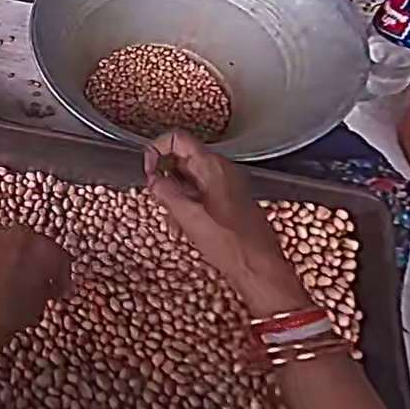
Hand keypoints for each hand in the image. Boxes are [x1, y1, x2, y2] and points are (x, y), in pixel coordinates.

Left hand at [0, 225, 71, 347]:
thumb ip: (48, 288)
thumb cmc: (4, 315)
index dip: (62, 275)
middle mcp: (19, 235)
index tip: (60, 289)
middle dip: (39, 261)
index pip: (60, 258)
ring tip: (15, 279)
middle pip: (36, 245)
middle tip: (39, 282)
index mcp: (41, 250)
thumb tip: (51, 284)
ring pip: (13, 243)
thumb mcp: (37, 306)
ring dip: (17, 257)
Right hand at [143, 131, 309, 314]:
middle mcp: (221, 171)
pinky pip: (199, 193)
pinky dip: (186, 205)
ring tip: (174, 220)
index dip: (156, 151)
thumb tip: (153, 179)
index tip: (149, 173)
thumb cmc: (230, 244)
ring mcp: (225, 185)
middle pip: (181, 158)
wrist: (260, 269)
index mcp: (212, 167)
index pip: (177, 139)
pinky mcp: (227, 201)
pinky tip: (185, 226)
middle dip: (163, 177)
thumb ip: (166, 192)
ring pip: (188, 178)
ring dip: (173, 195)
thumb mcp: (188, 217)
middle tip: (158, 200)